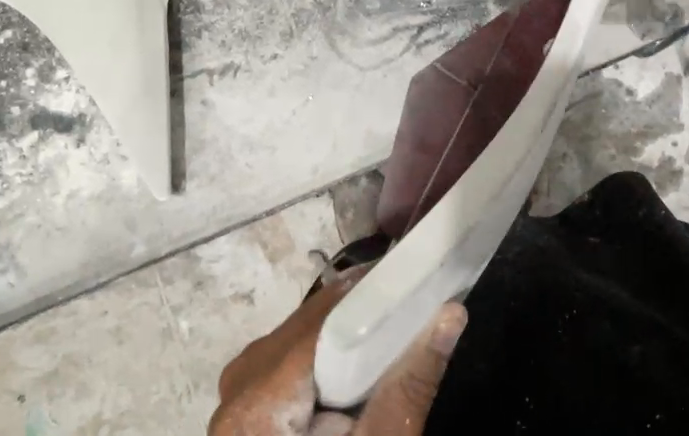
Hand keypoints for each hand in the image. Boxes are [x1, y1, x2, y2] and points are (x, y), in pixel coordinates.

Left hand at [209, 270, 466, 435]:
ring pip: (303, 339)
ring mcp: (238, 398)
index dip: (374, 296)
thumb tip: (451, 314)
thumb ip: (410, 386)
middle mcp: (237, 388)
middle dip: (364, 314)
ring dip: (348, 335)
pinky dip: (328, 360)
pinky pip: (291, 363)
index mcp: (258, 402)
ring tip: (394, 332)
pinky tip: (359, 369)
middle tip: (415, 306)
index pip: (324, 321)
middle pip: (312, 325)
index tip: (419, 276)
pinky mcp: (247, 413)